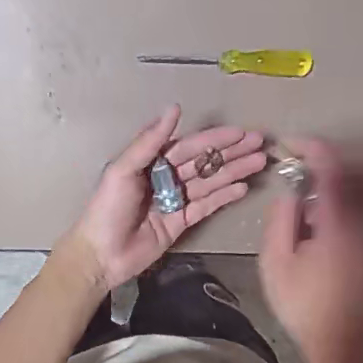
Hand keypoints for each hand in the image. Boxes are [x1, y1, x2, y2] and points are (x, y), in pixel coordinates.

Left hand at [55, 105, 265, 291]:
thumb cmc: (107, 209)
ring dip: (233, 171)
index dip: (214, 138)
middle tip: (260, 142)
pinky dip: (223, 197)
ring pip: (208, 182)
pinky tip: (243, 188)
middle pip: (202, 162)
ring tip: (260, 161)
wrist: (102, 254)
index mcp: (150, 163)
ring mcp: (173, 201)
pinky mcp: (179, 223)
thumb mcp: (122, 170)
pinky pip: (205, 206)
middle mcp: (164, 178)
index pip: (188, 146)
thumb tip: (174, 108)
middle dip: (230, 152)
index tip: (240, 132)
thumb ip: (148, 142)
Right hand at [258, 138, 362, 362]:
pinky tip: (325, 217)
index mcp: (340, 220)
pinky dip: (351, 196)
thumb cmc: (302, 301)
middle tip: (300, 175)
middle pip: (358, 171)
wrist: (339, 335)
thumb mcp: (276, 261)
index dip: (312, 149)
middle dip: (329, 165)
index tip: (291, 144)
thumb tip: (289, 192)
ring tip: (310, 199)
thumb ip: (282, 219)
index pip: (332, 168)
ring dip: (340, 181)